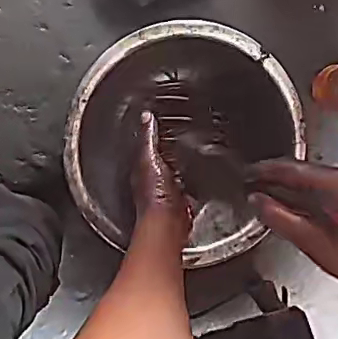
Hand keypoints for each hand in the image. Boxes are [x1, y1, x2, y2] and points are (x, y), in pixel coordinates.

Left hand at [130, 111, 190, 243]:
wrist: (169, 222)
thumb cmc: (155, 193)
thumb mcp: (150, 158)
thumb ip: (149, 138)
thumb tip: (145, 117)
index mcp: (142, 169)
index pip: (146, 147)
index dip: (153, 137)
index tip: (159, 125)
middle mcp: (151, 182)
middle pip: (161, 162)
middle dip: (169, 152)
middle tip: (178, 140)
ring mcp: (166, 194)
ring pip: (173, 175)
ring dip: (180, 168)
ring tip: (190, 157)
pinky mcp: (180, 205)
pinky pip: (186, 188)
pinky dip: (190, 183)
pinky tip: (196, 180)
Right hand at [248, 159, 337, 294]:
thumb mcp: (314, 242)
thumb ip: (282, 219)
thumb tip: (258, 201)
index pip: (292, 168)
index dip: (266, 170)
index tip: (247, 173)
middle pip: (301, 171)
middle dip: (273, 177)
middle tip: (249, 181)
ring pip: (309, 180)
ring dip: (285, 186)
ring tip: (261, 192)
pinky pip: (318, 190)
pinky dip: (299, 195)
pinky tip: (286, 205)